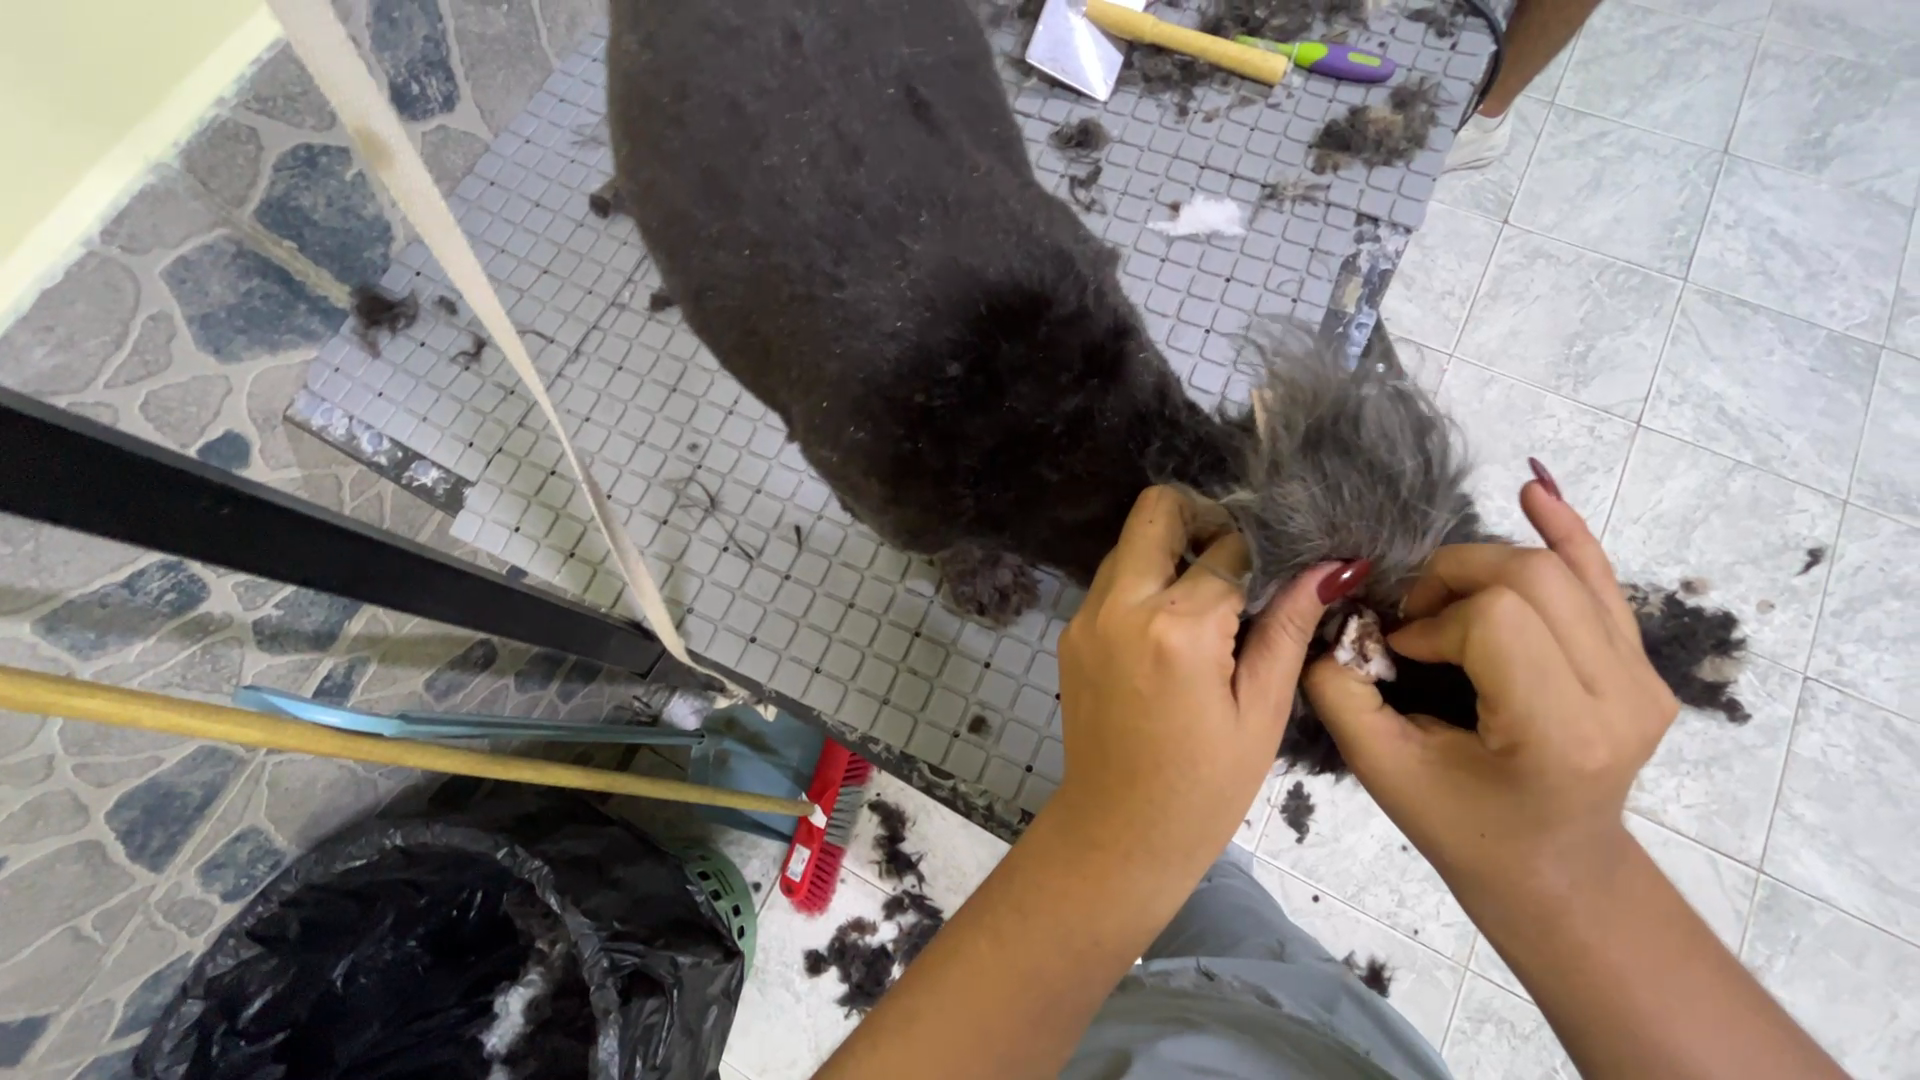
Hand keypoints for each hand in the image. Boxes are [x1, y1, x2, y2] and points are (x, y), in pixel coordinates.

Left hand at [1055, 487, 1367, 866]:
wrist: (1118, 831)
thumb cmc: (1204, 787)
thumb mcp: (1261, 711)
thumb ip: (1288, 628)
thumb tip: (1331, 568)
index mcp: (1178, 628)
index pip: (1228, 547)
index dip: (1262, 550)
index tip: (1279, 566)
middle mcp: (1121, 607)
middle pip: (1156, 511)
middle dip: (1201, 518)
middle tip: (1234, 557)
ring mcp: (1086, 618)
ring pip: (1128, 543)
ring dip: (1168, 550)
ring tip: (1205, 597)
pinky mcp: (1070, 634)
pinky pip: (1109, 581)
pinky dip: (1141, 582)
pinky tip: (1169, 627)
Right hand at [1304, 477, 1678, 898]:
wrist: (1553, 868)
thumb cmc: (1462, 827)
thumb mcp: (1382, 769)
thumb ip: (1340, 690)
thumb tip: (1331, 617)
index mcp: (1561, 733)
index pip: (1496, 621)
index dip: (1432, 624)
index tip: (1400, 654)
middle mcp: (1621, 697)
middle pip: (1531, 577)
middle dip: (1453, 579)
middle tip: (1413, 620)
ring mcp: (1643, 676)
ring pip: (1559, 568)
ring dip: (1483, 564)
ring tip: (1440, 596)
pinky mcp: (1640, 662)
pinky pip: (1601, 577)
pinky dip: (1563, 530)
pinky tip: (1532, 492)